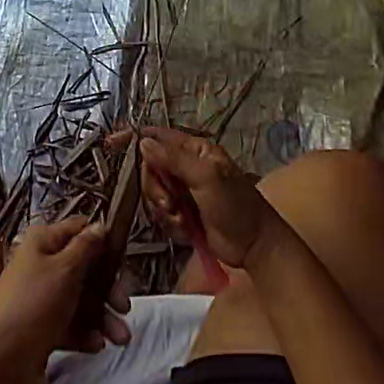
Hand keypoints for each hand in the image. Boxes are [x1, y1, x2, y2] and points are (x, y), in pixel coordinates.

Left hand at [0, 218, 130, 383]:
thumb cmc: (31, 305)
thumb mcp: (64, 270)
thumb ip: (87, 247)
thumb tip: (101, 226)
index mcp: (44, 241)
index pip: (81, 230)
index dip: (104, 243)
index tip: (123, 262)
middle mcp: (43, 264)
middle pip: (86, 269)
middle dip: (108, 289)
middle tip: (124, 307)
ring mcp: (43, 296)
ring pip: (82, 299)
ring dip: (103, 317)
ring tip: (120, 338)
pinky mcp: (43, 326)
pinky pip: (71, 323)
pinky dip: (86, 333)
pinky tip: (96, 345)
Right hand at [138, 127, 277, 269]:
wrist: (252, 245)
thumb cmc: (234, 205)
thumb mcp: (205, 176)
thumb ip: (174, 159)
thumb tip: (142, 142)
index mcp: (195, 150)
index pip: (161, 138)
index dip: (144, 144)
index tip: (131, 158)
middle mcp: (186, 166)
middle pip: (151, 168)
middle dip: (156, 188)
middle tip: (170, 203)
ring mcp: (183, 190)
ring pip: (154, 192)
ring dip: (164, 208)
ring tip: (181, 219)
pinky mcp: (181, 213)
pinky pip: (161, 212)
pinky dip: (170, 222)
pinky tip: (185, 229)